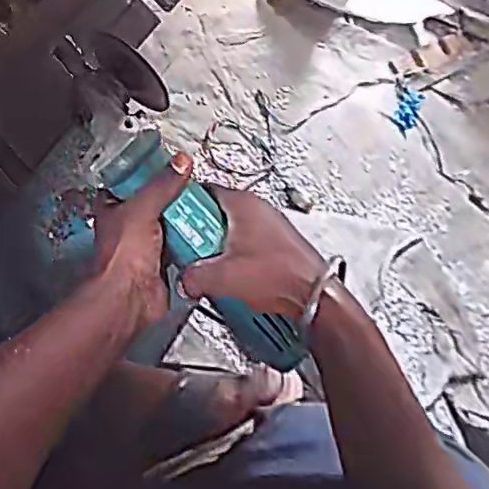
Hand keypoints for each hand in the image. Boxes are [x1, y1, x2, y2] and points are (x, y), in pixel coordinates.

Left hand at [91, 152, 193, 330]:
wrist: (130, 299)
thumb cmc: (121, 257)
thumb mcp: (143, 208)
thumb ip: (162, 185)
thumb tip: (179, 163)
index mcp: (114, 209)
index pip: (130, 182)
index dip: (147, 172)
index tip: (167, 163)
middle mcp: (128, 226)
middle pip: (154, 203)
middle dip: (172, 197)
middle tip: (190, 186)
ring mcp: (145, 246)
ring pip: (169, 224)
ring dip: (184, 219)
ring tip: (202, 206)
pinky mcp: (162, 263)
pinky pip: (181, 246)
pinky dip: (192, 241)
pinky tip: (204, 233)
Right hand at [180, 188, 327, 317]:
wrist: (314, 298)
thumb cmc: (281, 276)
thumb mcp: (224, 277)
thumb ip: (195, 276)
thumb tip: (185, 279)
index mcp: (242, 203)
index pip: (202, 190)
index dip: (184, 205)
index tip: (175, 220)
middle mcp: (256, 208)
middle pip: (215, 211)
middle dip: (200, 231)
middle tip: (192, 249)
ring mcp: (268, 224)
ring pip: (230, 228)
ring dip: (217, 244)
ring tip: (212, 265)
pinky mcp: (274, 243)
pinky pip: (244, 241)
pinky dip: (234, 254)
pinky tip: (233, 274)